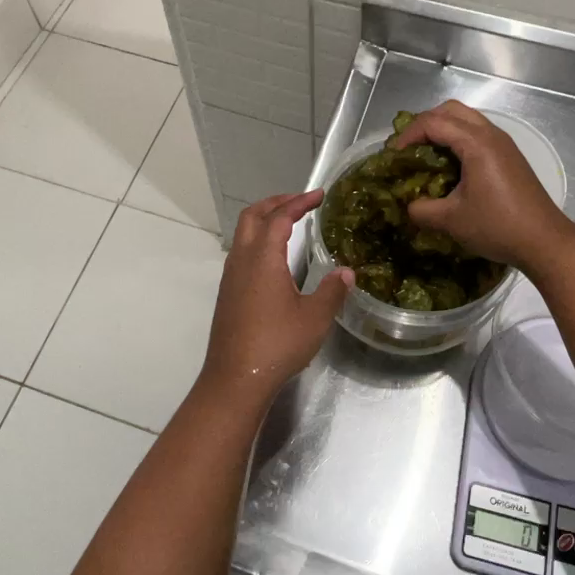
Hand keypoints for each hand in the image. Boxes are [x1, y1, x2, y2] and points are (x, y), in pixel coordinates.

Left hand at [200, 191, 351, 403]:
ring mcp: (231, 277)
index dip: (300, 202)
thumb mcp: (315, 317)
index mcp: (263, 258)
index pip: (280, 217)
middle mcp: (242, 260)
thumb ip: (332, 290)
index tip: (319, 195)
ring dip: (264, 222)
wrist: (236, 379)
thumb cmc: (277, 344)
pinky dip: (258, 242)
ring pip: (243, 235)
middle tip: (300, 202)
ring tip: (289, 225)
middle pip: (253, 216)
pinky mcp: (228, 294)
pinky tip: (275, 260)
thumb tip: (346, 272)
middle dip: (276, 203)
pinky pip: (241, 254)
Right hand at [391, 101, 574, 270]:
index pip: (433, 122)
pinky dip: (458, 139)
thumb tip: (407, 205)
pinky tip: (451, 167)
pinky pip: (478, 133)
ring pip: (466, 119)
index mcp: (476, 143)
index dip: (407, 135)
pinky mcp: (510, 156)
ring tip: (426, 156)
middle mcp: (491, 134)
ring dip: (443, 130)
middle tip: (408, 149)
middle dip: (424, 124)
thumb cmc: (498, 227)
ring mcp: (503, 143)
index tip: (392, 157)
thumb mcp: (451, 221)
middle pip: (450, 110)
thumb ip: (421, 209)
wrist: (545, 242)